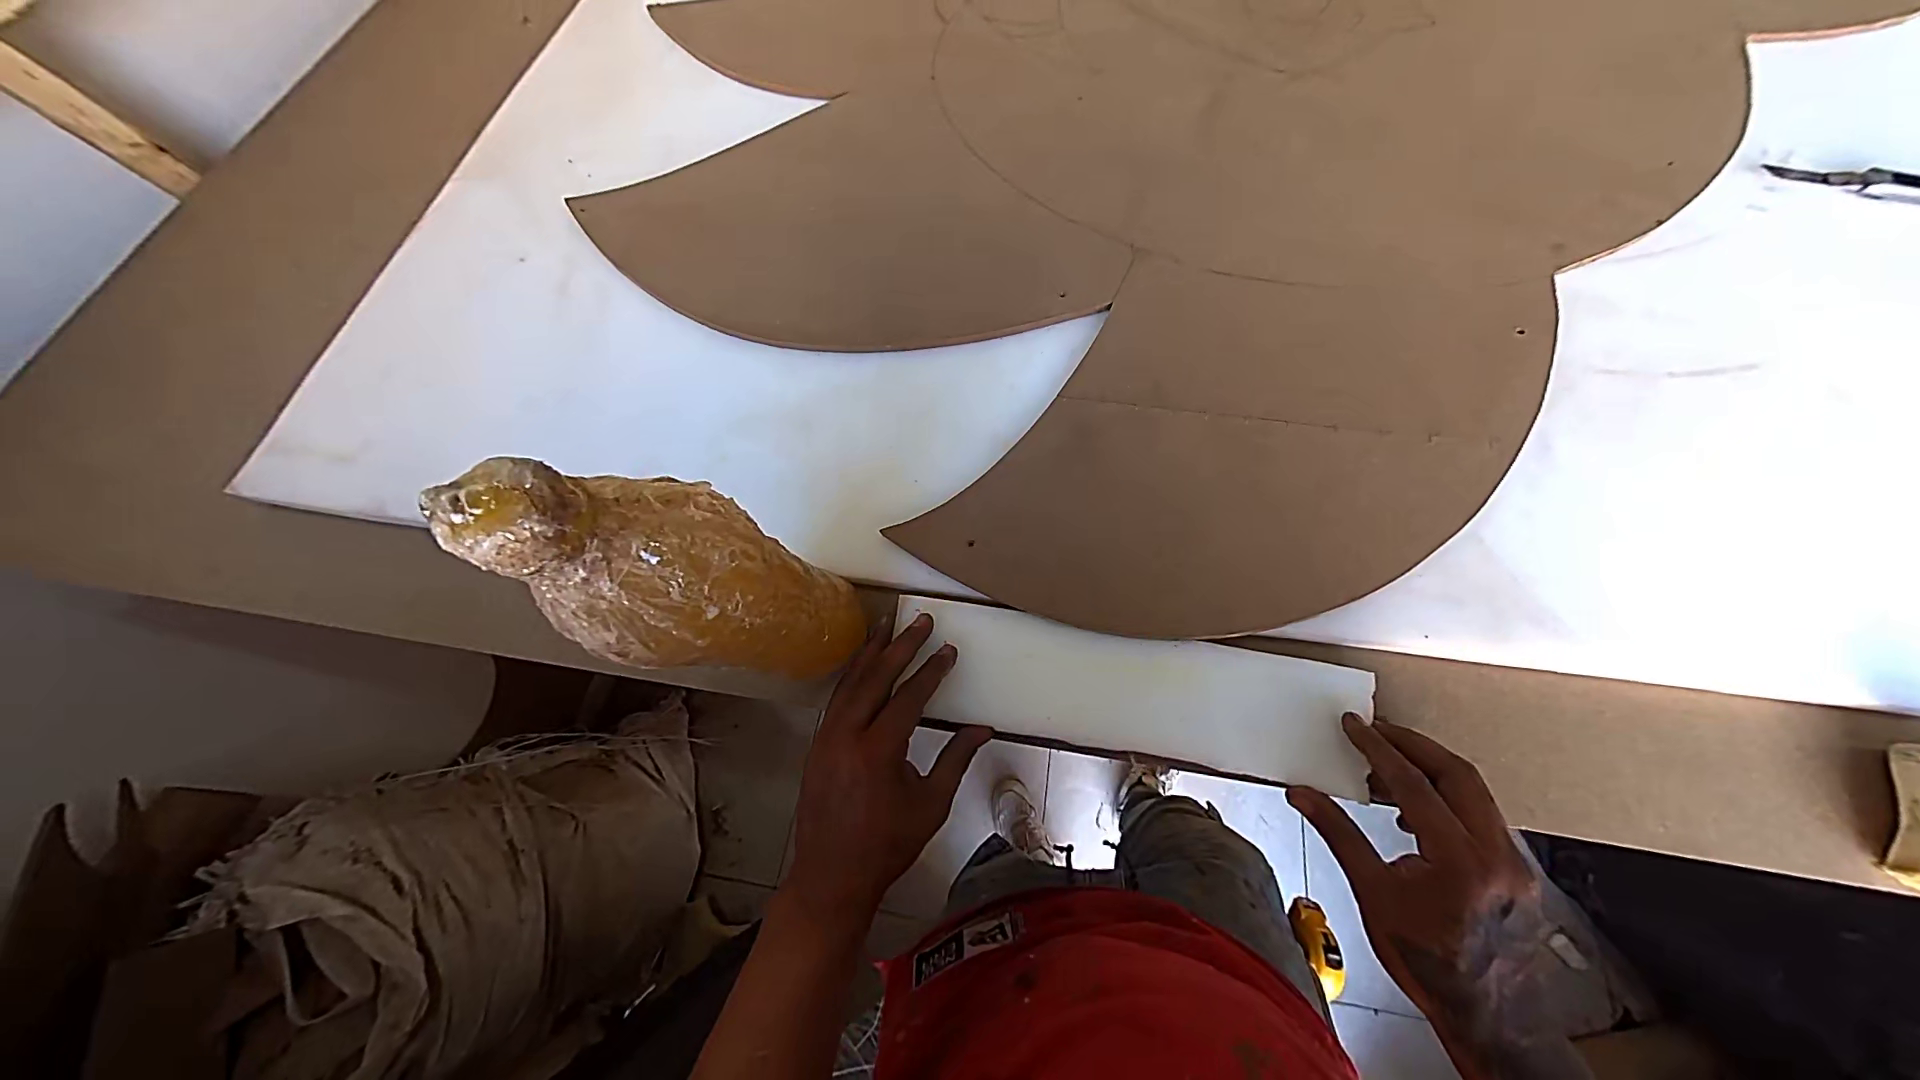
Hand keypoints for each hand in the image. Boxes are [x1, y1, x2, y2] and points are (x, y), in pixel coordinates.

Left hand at [783, 613, 992, 919]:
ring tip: (885, 626)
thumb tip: (983, 730)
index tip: (947, 650)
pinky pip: (837, 699)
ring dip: (870, 653)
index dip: (931, 671)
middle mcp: (847, 735)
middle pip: (876, 678)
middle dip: (900, 646)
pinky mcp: (817, 744)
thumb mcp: (931, 804)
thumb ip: (956, 760)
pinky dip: (852, 676)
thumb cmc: (887, 844)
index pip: (909, 697)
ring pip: (850, 683)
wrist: (832, 875)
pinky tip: (861, 665)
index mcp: (878, 750)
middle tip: (919, 621)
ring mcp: (826, 737)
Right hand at [1290, 716, 1588, 1079]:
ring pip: (1475, 791)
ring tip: (1387, 765)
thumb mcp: (1372, 892)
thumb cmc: (1426, 961)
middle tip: (1376, 729)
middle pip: (1458, 774)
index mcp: (1461, 862)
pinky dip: (1447, 795)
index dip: (1377, 749)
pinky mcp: (1517, 868)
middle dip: (1412, 743)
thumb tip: (1303, 794)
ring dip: (1430, 767)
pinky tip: (1415, 807)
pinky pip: (1482, 812)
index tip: (1354, 726)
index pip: (1414, 784)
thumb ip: (1338, 833)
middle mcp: (1498, 856)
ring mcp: (1514, 862)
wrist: (1484, 1013)